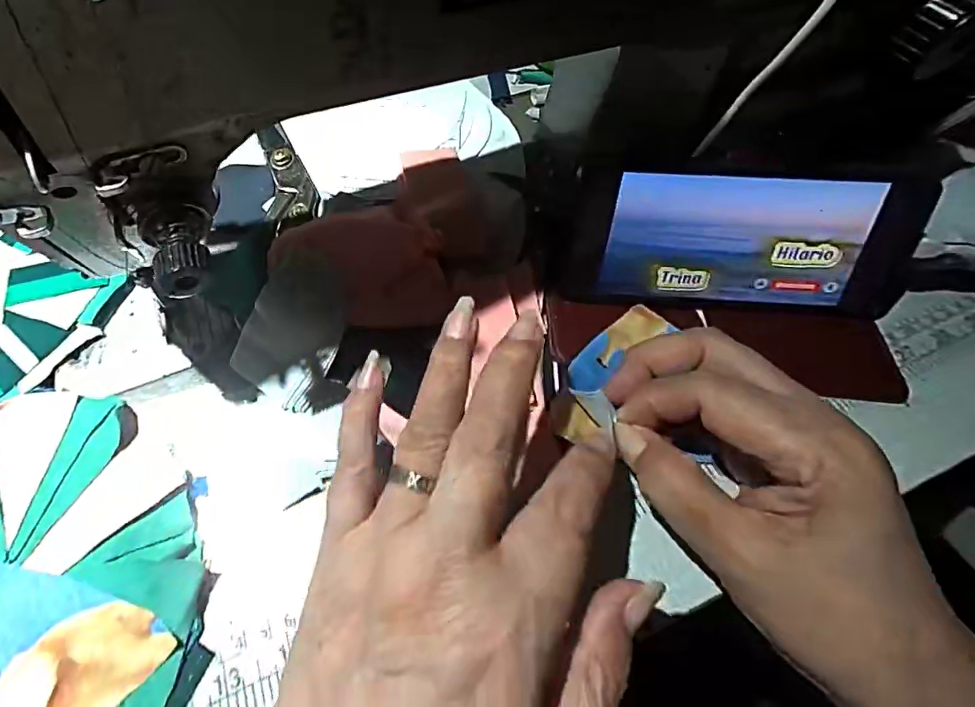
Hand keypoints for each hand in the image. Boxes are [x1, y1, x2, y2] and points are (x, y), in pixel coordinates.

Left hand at [279, 298, 664, 706]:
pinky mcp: (331, 555)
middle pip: (490, 439)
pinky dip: (357, 415)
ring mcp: (383, 545)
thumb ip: (600, 662)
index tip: (603, 422)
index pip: (568, 502)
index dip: (591, 455)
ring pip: (422, 433)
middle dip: (514, 372)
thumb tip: (644, 588)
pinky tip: (370, 367)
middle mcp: (449, 554)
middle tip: (531, 320)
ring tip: (464, 312)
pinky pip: (347, 470)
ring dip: (447, 365)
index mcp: (513, 604)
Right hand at [603, 328, 974, 706]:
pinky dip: (696, 410)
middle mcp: (817, 414)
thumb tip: (623, 434)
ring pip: (731, 371)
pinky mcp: (801, 448)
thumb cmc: (832, 623)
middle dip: (661, 362)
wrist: (912, 674)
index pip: (715, 386)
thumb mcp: (742, 560)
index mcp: (815, 437)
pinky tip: (665, 426)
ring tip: (628, 404)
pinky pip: (739, 408)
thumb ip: (676, 488)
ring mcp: (812, 427)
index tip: (609, 422)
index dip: (654, 396)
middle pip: (724, 353)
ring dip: (676, 380)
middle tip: (613, 390)